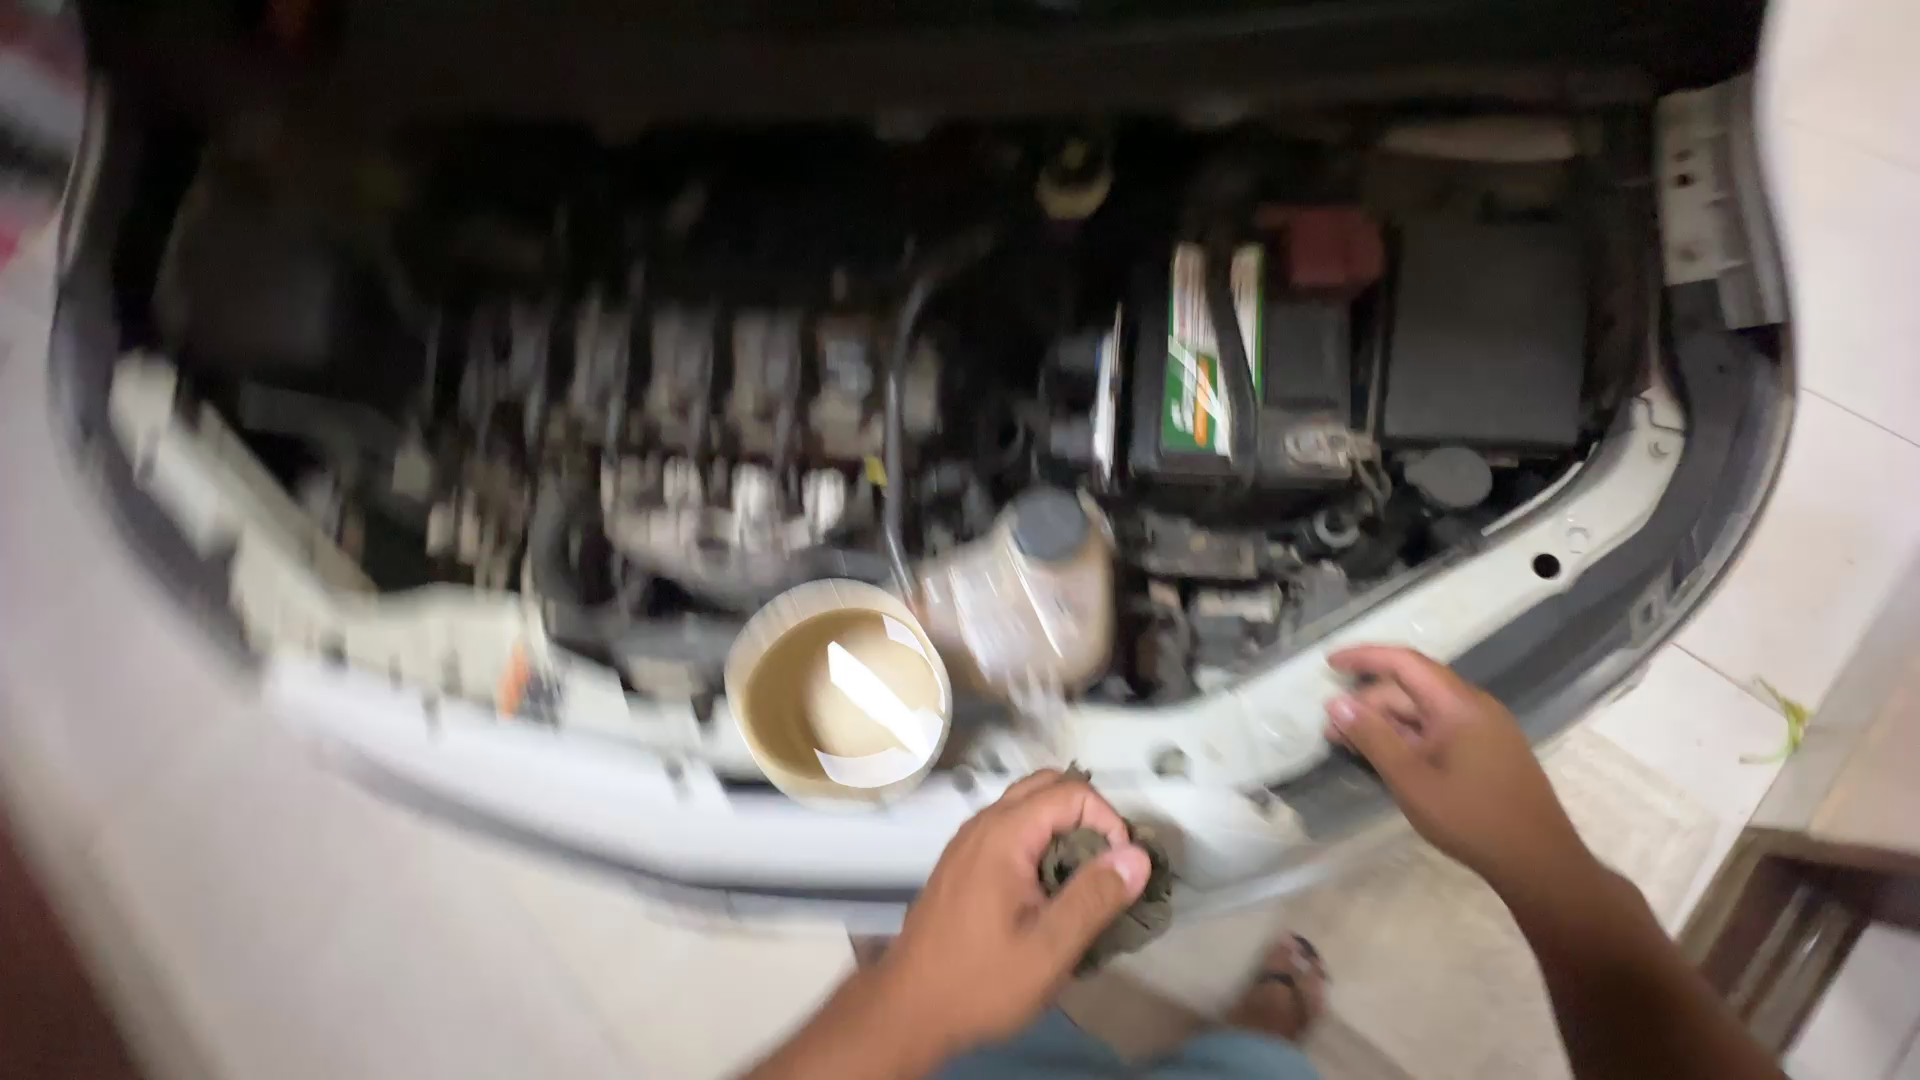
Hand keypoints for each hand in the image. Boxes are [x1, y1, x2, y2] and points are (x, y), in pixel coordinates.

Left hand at [876, 770, 1152, 1056]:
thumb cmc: (980, 980)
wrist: (908, 1007)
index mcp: (1005, 832)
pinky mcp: (963, 859)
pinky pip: (1009, 826)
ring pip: (1026, 803)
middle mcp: (984, 822)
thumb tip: (1136, 855)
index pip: (1071, 792)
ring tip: (1084, 875)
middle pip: (1046, 785)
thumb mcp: (1048, 949)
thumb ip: (1094, 897)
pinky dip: (1039, 837)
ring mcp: (969, 839)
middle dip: (1087, 813)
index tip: (1120, 868)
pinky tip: (1048, 886)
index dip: (1107, 820)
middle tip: (1108, 862)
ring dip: (1063, 824)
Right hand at [1322, 645, 1592, 889]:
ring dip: (1384, 721)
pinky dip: (1406, 735)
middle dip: (1368, 702)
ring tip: (1349, 743)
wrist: (1542, 865)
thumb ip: (1371, 737)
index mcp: (1459, 705)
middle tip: (1333, 728)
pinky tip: (1385, 755)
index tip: (1329, 664)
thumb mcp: (1410, 779)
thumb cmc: (1472, 820)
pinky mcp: (1487, 749)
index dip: (1364, 657)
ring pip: (1422, 710)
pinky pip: (1437, 727)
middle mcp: (1474, 707)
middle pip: (1410, 688)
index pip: (1405, 663)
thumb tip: (1336, 702)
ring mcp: (1484, 728)